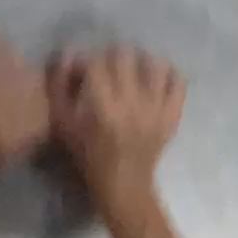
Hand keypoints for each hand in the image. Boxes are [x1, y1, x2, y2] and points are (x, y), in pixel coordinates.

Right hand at [50, 46, 185, 213]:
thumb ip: (59, 87)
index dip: (86, 61)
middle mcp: (132, 104)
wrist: (125, 184)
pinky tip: (155, 78)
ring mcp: (156, 109)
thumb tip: (67, 54)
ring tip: (132, 67)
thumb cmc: (89, 155)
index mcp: (103, 107)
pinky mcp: (172, 115)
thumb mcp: (64, 124)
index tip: (82, 70)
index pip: (96, 63)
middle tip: (107, 64)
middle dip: (111, 54)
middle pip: (125, 56)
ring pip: (155, 64)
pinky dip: (168, 74)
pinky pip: (178, 82)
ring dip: (140, 59)